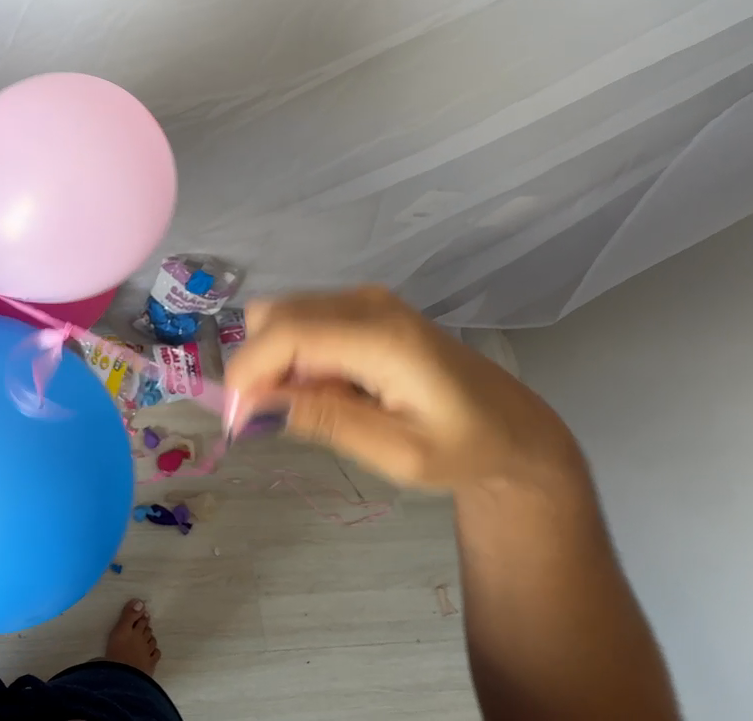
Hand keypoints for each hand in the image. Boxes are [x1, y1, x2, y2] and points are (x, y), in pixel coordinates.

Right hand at [222, 287, 580, 493]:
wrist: (516, 429)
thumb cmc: (465, 449)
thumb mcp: (397, 454)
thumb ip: (323, 421)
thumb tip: (251, 406)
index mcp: (383, 337)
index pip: (286, 333)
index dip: (247, 371)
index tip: (235, 420)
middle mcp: (366, 303)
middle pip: (272, 315)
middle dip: (257, 367)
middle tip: (276, 418)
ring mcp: (363, 298)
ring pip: (279, 315)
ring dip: (273, 361)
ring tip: (310, 404)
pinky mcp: (360, 305)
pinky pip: (299, 319)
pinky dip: (292, 353)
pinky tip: (325, 387)